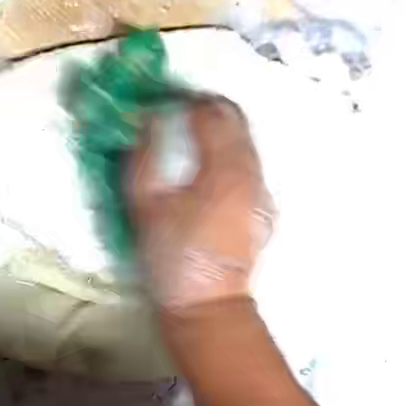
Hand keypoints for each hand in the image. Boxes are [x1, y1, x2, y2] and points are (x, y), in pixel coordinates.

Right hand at [125, 97, 276, 315]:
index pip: (212, 111)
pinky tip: (203, 177)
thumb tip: (144, 123)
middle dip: (205, 110)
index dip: (186, 99)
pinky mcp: (261, 210)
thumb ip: (143, 161)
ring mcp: (262, 191)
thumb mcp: (145, 209)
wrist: (207, 305)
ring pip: (244, 144)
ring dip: (217, 134)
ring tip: (187, 143)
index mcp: (226, 167)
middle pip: (236, 120)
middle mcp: (253, 171)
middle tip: (175, 114)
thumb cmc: (172, 257)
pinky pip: (246, 168)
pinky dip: (226, 158)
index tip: (162, 101)